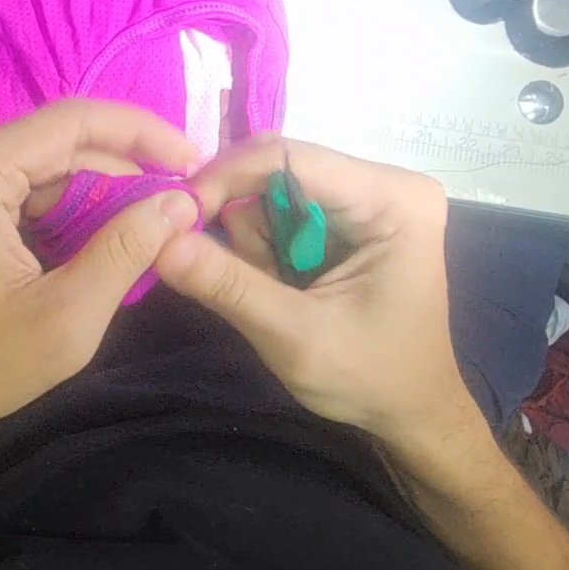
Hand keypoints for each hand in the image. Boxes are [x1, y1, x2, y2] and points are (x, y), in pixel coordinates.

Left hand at [0, 101, 199, 480]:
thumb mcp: (64, 320)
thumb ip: (126, 252)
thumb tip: (180, 203)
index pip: (73, 121)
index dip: (142, 132)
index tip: (193, 161)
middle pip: (56, 144)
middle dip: (121, 172)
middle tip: (177, 208)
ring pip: (38, 168)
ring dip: (92, 196)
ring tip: (142, 233)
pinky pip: (14, 190)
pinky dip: (57, 212)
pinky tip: (91, 244)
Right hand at [154, 135, 481, 445]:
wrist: (408, 412)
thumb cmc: (370, 378)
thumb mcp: (294, 337)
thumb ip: (228, 286)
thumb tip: (159, 244)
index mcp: (392, 199)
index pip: (288, 157)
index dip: (224, 178)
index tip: (175, 218)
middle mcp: (383, 184)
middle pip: (274, 167)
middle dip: (235, 216)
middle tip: (214, 268)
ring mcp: (364, 198)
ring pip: (267, 189)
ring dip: (249, 240)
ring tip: (272, 292)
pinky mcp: (345, 218)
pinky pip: (276, 210)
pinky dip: (258, 247)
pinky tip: (277, 283)